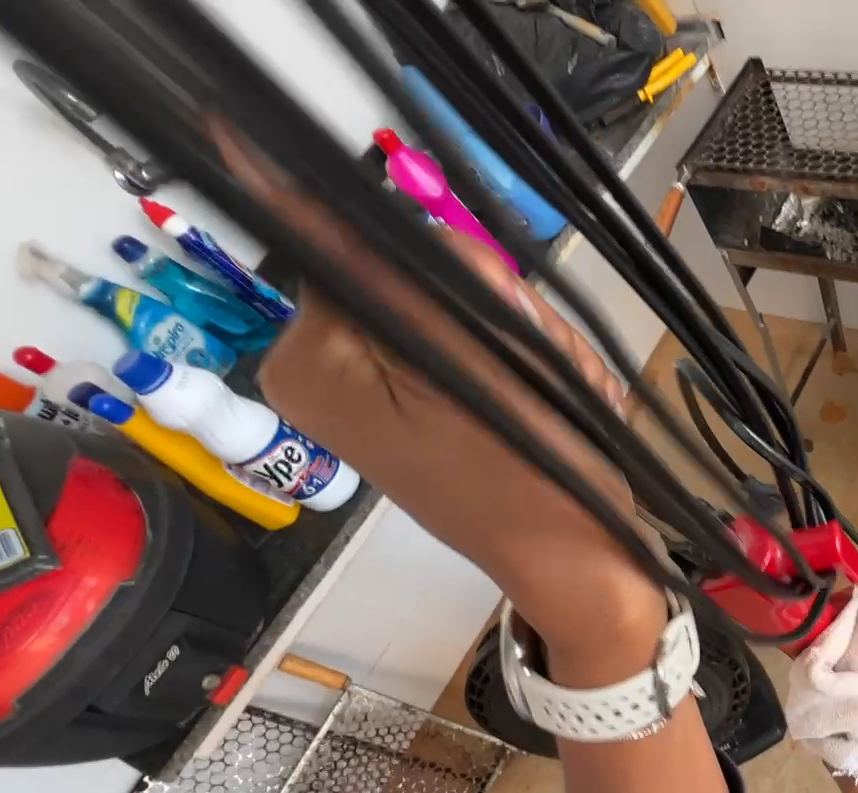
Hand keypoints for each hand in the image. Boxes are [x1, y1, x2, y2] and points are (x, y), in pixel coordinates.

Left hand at [220, 124, 665, 672]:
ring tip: (572, 400)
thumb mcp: (466, 370)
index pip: (361, 246)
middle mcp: (342, 369)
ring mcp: (398, 388)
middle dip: (509, 317)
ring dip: (540, 346)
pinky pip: (491, 347)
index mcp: (316, 362)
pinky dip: (541, 368)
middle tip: (555, 373)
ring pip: (473, 309)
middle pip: (427, 278)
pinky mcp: (443, 402)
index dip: (454, 271)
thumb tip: (277, 166)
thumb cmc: (528, 477)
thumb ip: (393, 278)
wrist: (580, 560)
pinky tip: (569, 406)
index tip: (512, 321)